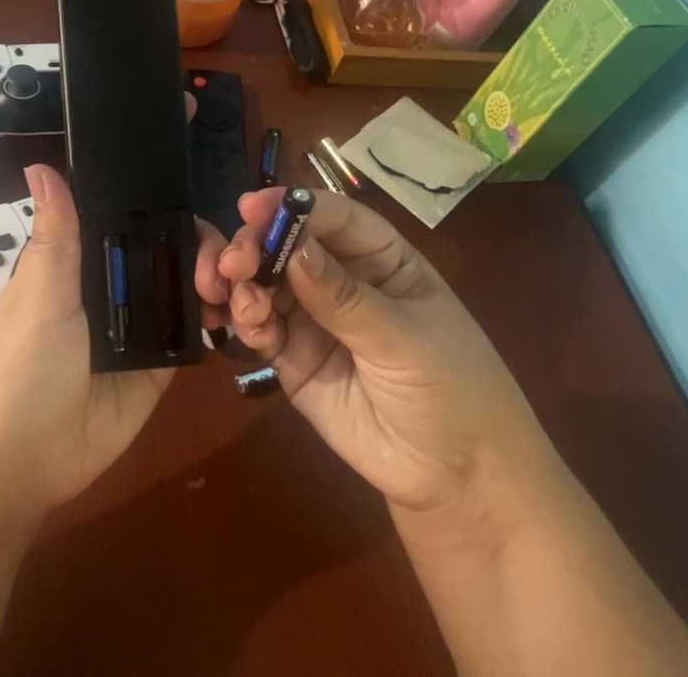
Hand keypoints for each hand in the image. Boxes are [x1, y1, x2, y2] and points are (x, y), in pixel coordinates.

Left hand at [0, 165, 222, 511]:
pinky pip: (195, 332)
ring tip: (238, 284)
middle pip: (167, 247)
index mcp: (76, 261)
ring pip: (186, 285)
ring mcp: (139, 325)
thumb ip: (57, 236)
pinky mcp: (162, 364)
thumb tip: (40, 165)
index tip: (201, 193)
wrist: (22, 459)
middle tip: (226, 261)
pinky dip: (219, 317)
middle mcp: (111, 285)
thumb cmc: (18, 365)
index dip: (162, 201)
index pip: (128, 217)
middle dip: (202, 242)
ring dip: (217, 276)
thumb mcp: (37, 294)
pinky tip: (240, 310)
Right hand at [204, 188, 556, 515]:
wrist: (456, 480)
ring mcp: (315, 321)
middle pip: (287, 246)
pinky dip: (244, 321)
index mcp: (383, 260)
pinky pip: (260, 329)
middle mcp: (343, 282)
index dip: (293, 206)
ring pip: (265, 284)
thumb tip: (293, 249)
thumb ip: (344, 297)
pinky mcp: (293, 360)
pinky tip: (246, 326)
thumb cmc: (453, 392)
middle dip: (253, 246)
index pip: (334, 219)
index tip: (251, 207)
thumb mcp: (404, 339)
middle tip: (231, 263)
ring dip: (241, 283)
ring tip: (233, 298)